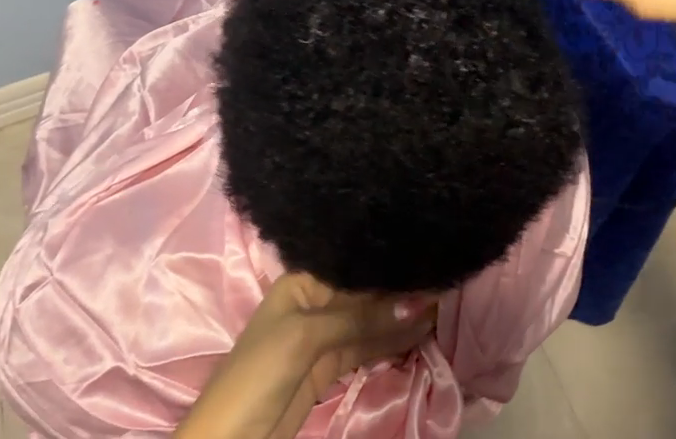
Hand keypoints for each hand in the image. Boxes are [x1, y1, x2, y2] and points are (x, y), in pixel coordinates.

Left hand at [177, 272, 436, 438]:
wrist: (231, 438)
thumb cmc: (259, 371)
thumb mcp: (307, 337)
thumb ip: (360, 318)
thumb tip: (418, 301)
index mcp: (300, 282)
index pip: (352, 266)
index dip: (387, 263)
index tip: (426, 255)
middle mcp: (313, 302)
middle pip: (364, 293)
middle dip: (400, 290)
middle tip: (444, 282)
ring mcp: (321, 338)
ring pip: (369, 321)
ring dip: (402, 316)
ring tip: (443, 304)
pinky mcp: (329, 368)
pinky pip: (366, 347)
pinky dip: (391, 341)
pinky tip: (418, 332)